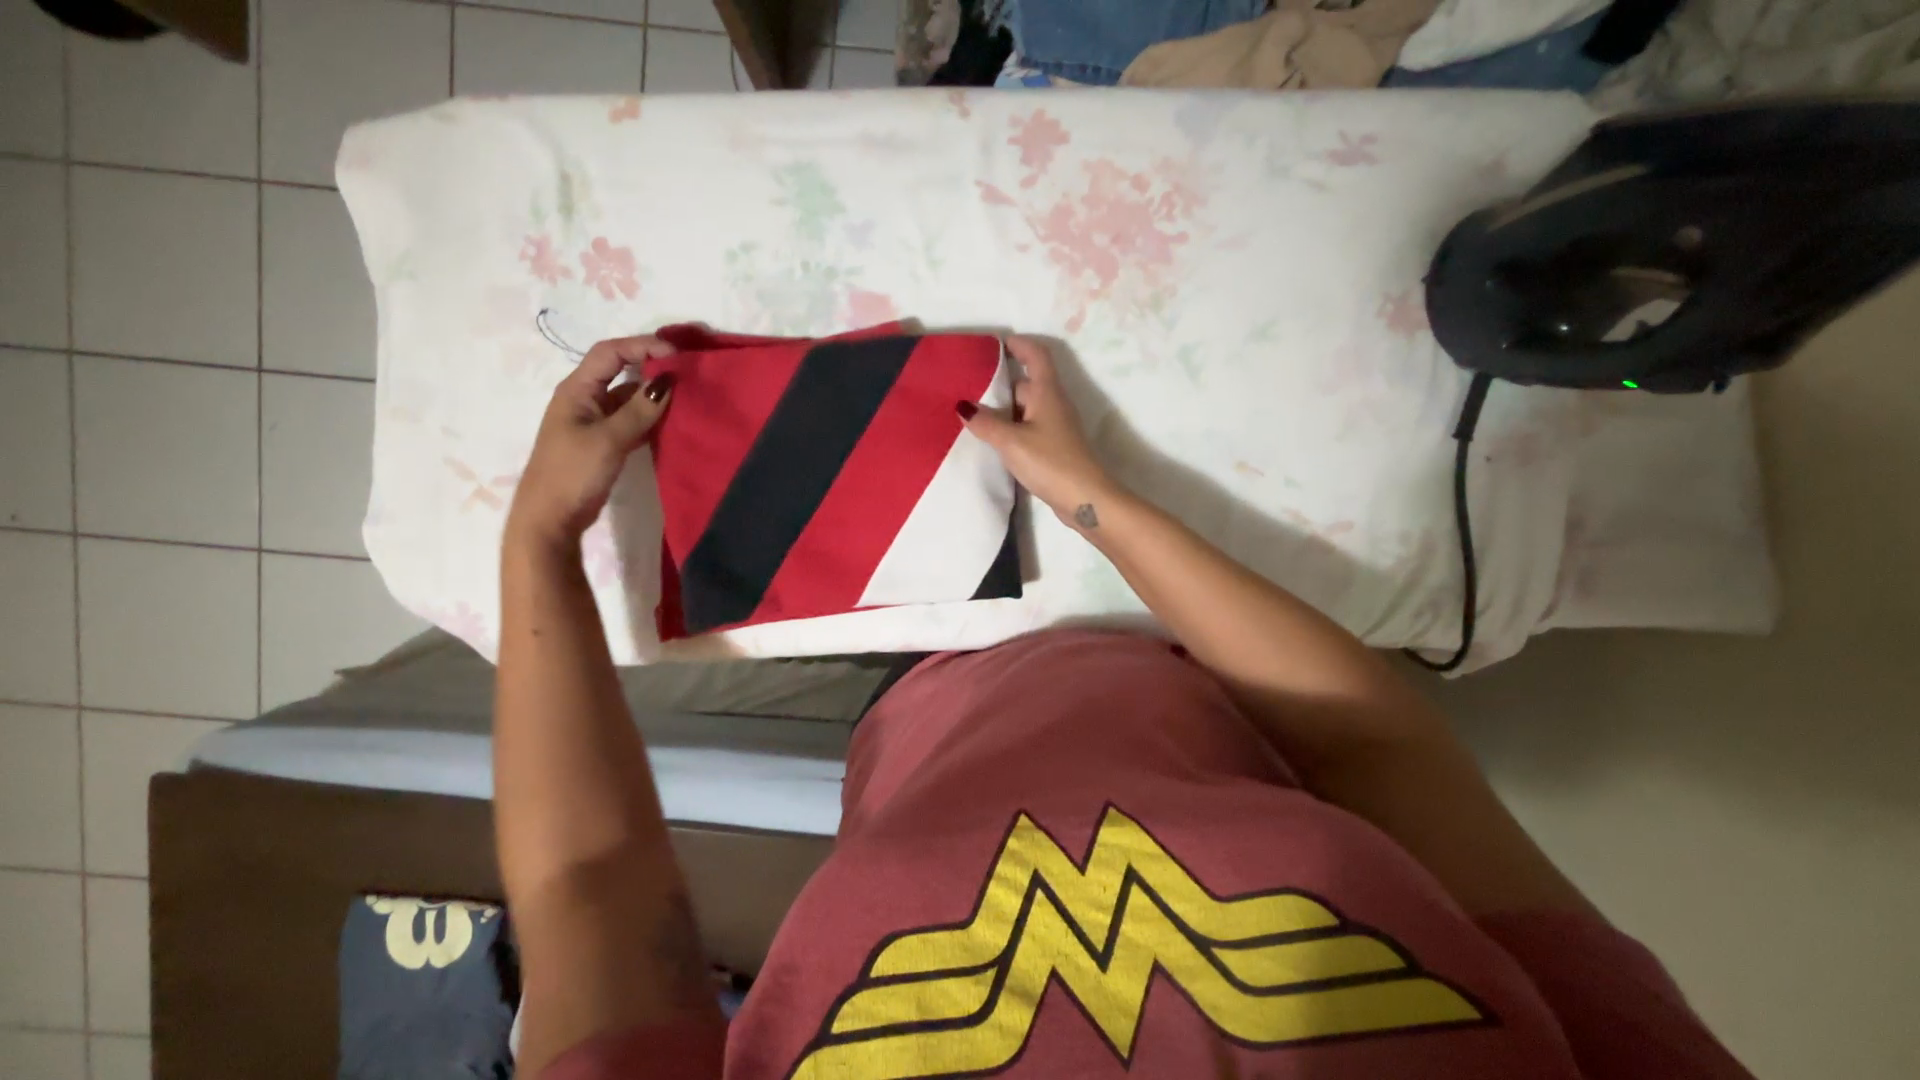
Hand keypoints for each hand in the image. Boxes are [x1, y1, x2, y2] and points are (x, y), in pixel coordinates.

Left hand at [506, 335, 674, 551]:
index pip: (610, 352)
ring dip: (653, 394)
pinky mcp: (603, 442)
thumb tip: (667, 380)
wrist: (550, 518)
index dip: (642, 346)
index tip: (676, 355)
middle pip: (620, 370)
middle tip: (686, 371)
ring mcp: (593, 422)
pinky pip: (630, 420)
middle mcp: (584, 399)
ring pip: (627, 397)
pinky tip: (671, 421)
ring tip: (686, 395)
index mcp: (577, 390)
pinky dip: (650, 417)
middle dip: (651, 366)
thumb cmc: (573, 472)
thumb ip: (640, 409)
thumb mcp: (610, 439)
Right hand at [959, 336, 1119, 530]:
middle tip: (967, 386)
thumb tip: (963, 406)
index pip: (1035, 355)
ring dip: (1002, 408)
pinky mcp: (1053, 446)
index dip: (1018, 344)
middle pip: (1025, 382)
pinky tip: (991, 440)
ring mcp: (1055, 425)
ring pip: (1025, 407)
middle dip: (999, 382)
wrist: (1085, 498)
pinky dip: (1009, 427)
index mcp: (1046, 391)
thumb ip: (985, 423)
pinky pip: (1027, 426)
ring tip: (971, 414)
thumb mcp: (1011, 441)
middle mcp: (1053, 403)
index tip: (996, 343)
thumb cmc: (1050, 462)